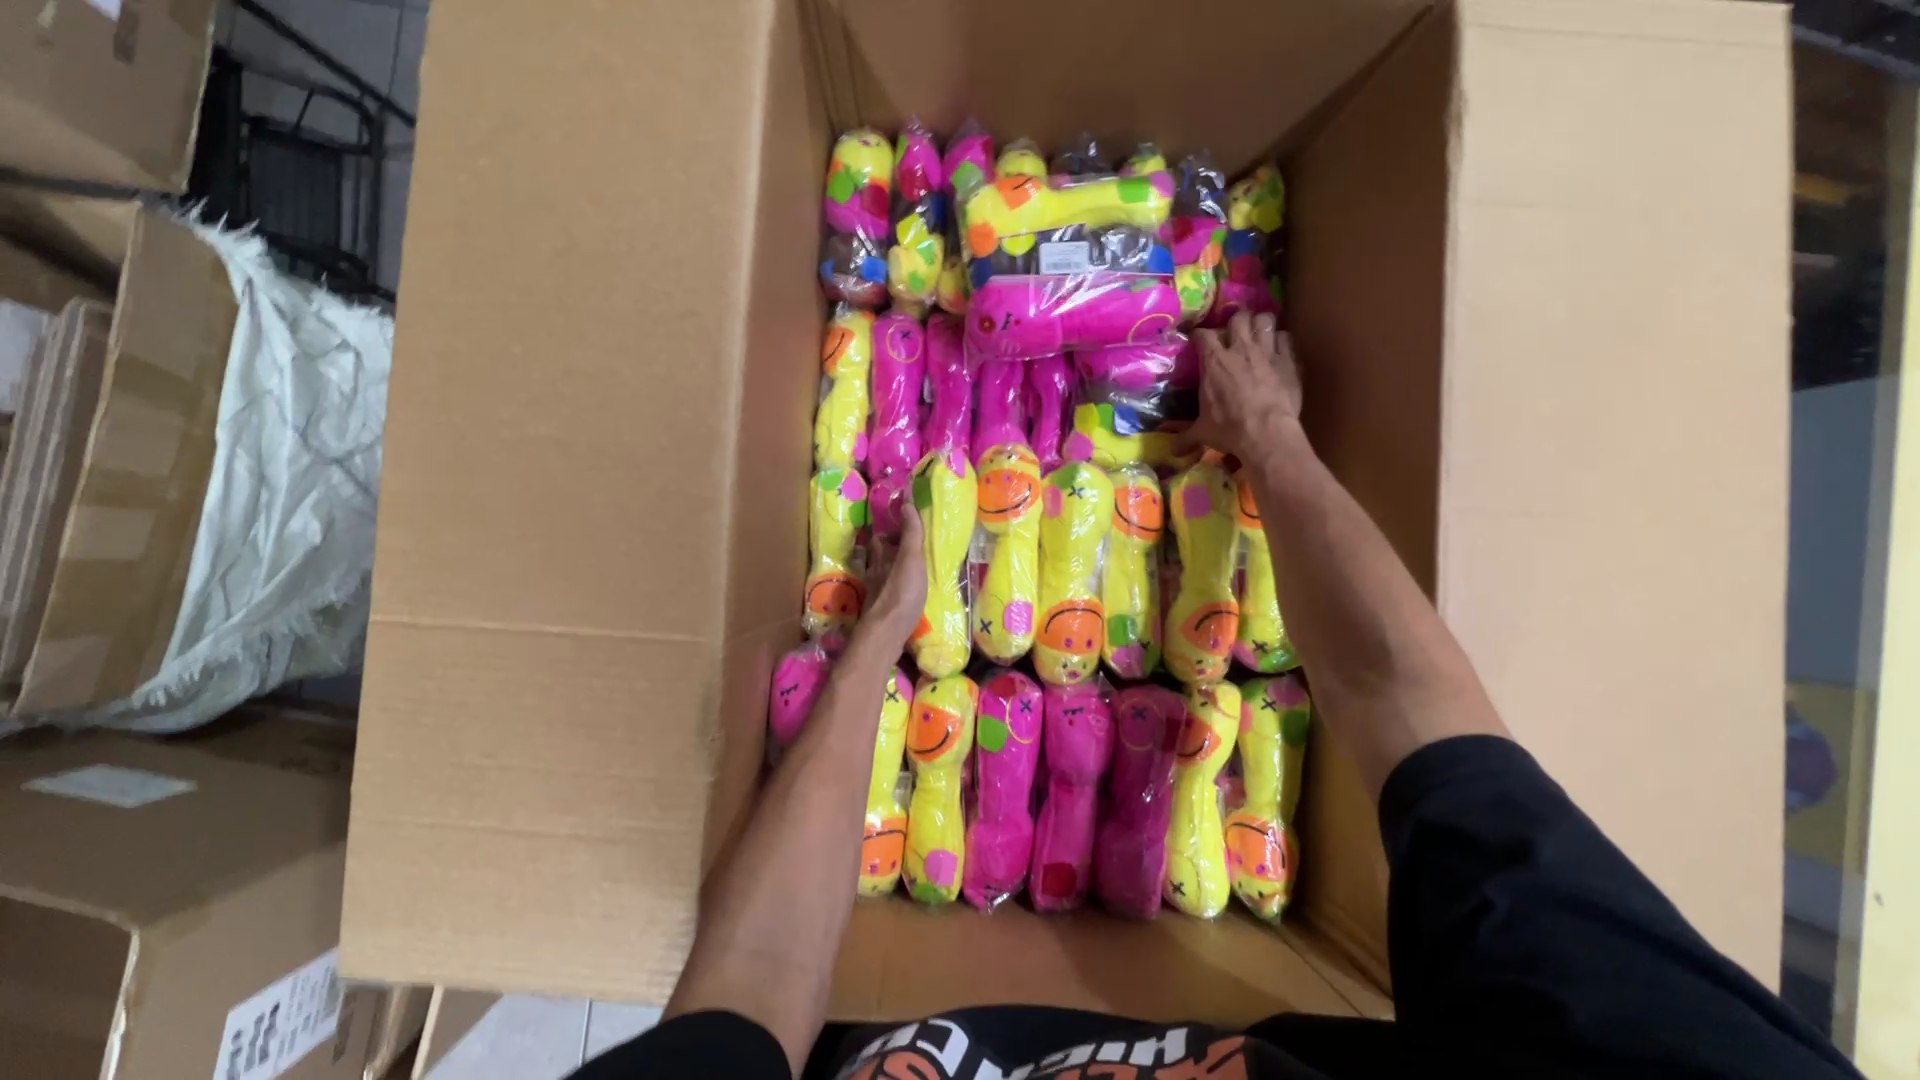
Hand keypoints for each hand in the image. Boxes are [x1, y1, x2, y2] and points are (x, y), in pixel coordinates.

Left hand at [856, 503, 926, 650]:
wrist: (886, 633)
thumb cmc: (901, 593)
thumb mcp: (910, 559)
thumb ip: (910, 534)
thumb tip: (906, 503)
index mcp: (881, 558)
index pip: (880, 538)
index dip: (891, 532)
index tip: (906, 529)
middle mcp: (875, 573)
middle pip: (878, 557)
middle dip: (890, 551)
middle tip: (909, 549)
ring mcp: (876, 595)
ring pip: (882, 576)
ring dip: (892, 571)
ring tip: (909, 571)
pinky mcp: (880, 613)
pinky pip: (887, 595)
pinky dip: (895, 591)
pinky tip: (904, 595)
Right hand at [1179, 311, 1302, 462]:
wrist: (1267, 432)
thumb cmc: (1229, 429)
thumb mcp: (1203, 432)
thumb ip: (1187, 437)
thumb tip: (1173, 452)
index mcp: (1214, 362)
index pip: (1203, 335)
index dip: (1201, 335)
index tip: (1199, 341)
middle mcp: (1240, 349)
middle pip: (1238, 318)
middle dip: (1236, 323)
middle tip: (1235, 334)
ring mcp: (1266, 352)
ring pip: (1264, 320)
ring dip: (1261, 324)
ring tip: (1259, 333)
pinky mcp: (1288, 360)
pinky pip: (1286, 337)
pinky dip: (1281, 340)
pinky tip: (1279, 349)